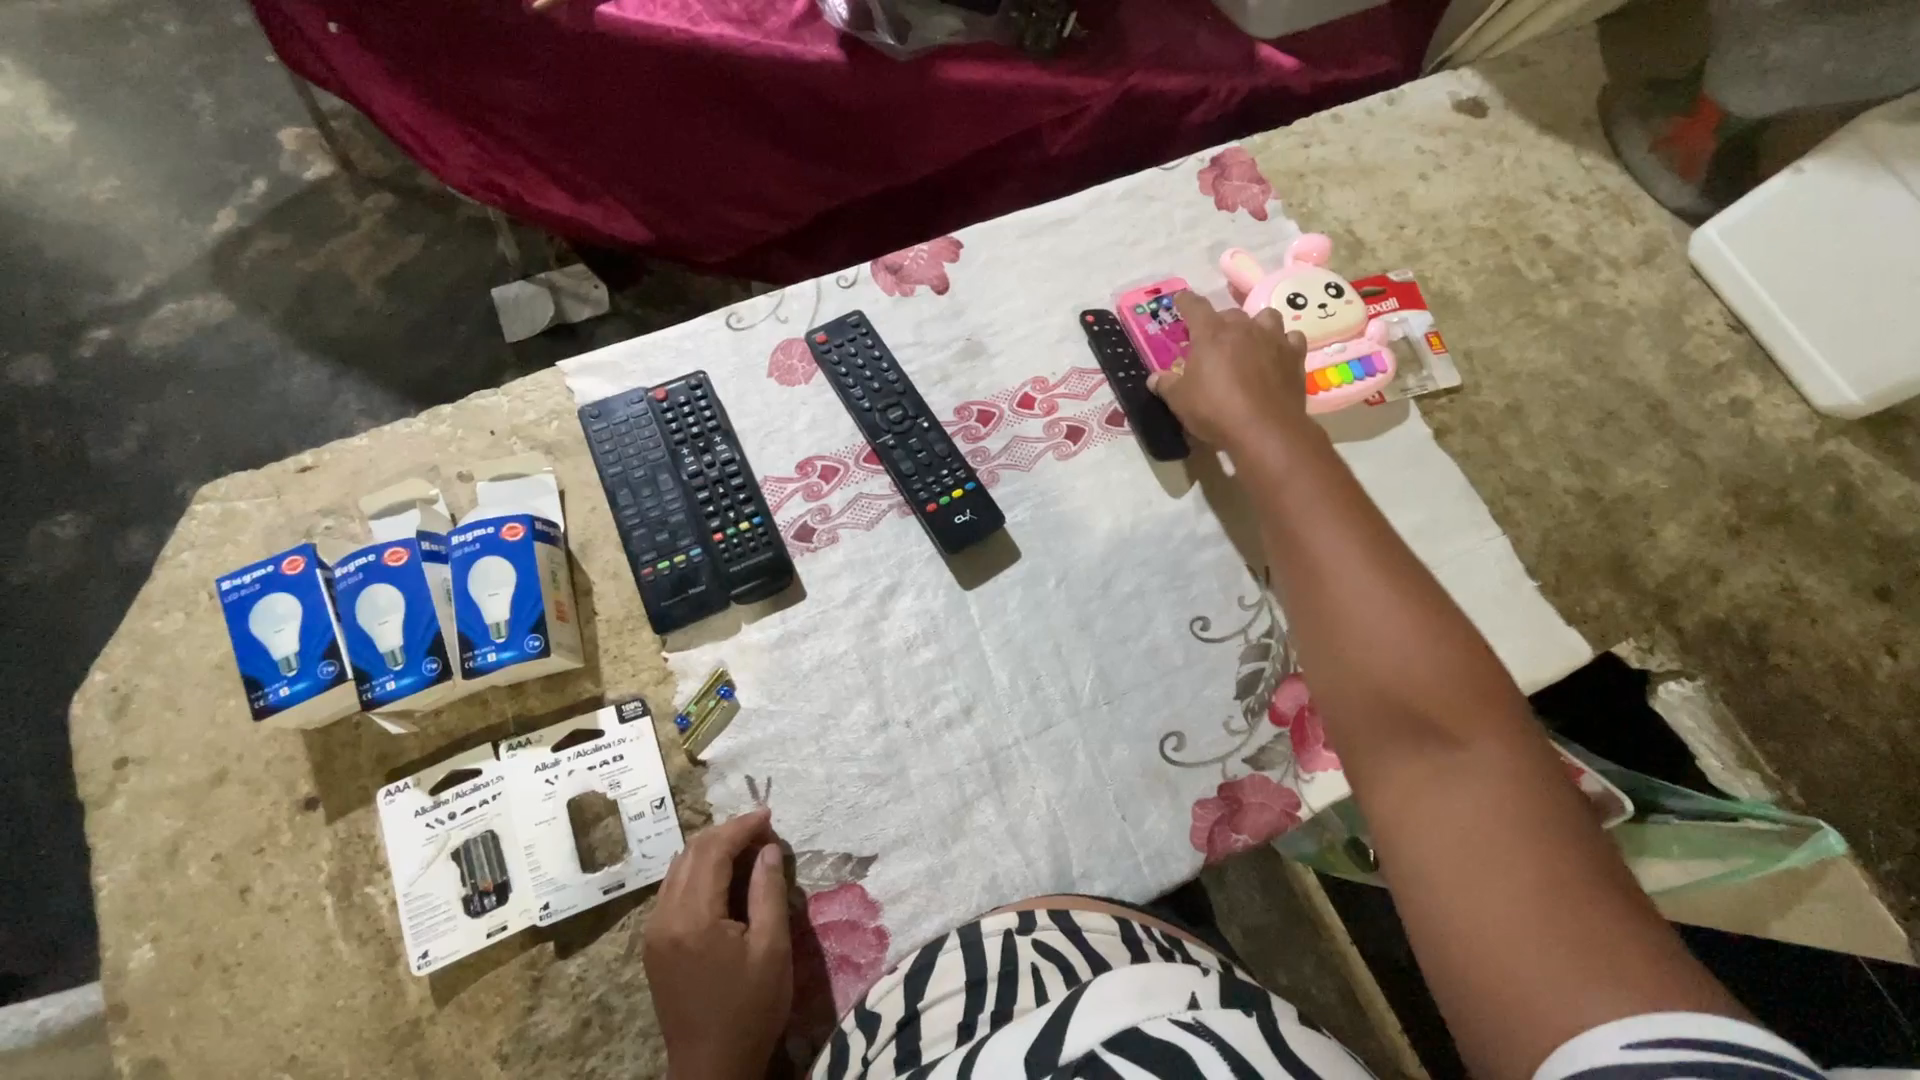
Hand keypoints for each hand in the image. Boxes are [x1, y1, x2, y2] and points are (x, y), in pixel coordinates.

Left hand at [644, 809, 791, 1079]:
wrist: (713, 1068)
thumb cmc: (751, 1010)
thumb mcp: (773, 949)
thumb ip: (768, 892)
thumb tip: (768, 849)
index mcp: (693, 918)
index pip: (712, 851)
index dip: (741, 827)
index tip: (770, 815)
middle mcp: (664, 918)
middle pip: (690, 854)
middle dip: (726, 834)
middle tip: (763, 832)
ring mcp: (653, 932)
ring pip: (677, 869)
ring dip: (710, 851)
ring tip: (748, 849)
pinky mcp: (654, 945)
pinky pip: (672, 891)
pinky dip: (698, 873)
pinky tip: (724, 877)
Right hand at [1149, 291, 1312, 451]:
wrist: (1265, 429)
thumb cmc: (1215, 411)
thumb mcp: (1180, 401)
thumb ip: (1166, 385)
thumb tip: (1154, 378)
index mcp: (1211, 334)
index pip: (1194, 306)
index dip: (1185, 301)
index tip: (1181, 299)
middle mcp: (1243, 328)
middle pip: (1230, 313)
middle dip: (1220, 323)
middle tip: (1214, 341)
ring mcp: (1273, 339)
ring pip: (1265, 317)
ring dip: (1256, 325)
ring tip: (1250, 341)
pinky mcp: (1295, 356)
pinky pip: (1291, 338)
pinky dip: (1283, 343)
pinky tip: (1277, 355)